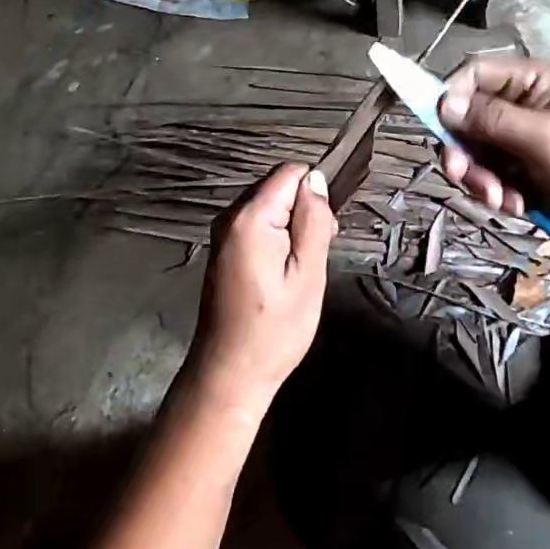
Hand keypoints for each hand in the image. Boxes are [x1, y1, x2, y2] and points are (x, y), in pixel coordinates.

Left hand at [186, 163, 334, 415]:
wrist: (229, 375)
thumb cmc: (274, 330)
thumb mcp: (308, 274)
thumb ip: (314, 221)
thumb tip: (316, 179)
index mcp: (249, 218)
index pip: (290, 173)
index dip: (315, 191)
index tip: (326, 227)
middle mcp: (230, 217)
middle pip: (278, 186)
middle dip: (304, 208)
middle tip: (317, 252)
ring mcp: (223, 233)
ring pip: (270, 205)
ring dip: (293, 225)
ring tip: (302, 266)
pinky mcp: (223, 249)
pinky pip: (258, 223)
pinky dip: (277, 236)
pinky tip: (284, 270)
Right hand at [438, 57, 549, 223]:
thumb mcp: (545, 137)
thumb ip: (493, 119)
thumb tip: (444, 103)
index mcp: (530, 81)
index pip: (474, 74)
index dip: (452, 96)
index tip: (443, 128)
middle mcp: (520, 104)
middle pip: (467, 118)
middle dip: (466, 152)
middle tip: (466, 179)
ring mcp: (521, 137)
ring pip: (476, 152)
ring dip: (482, 179)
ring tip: (504, 201)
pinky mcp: (523, 166)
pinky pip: (493, 174)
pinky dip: (498, 192)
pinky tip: (519, 205)